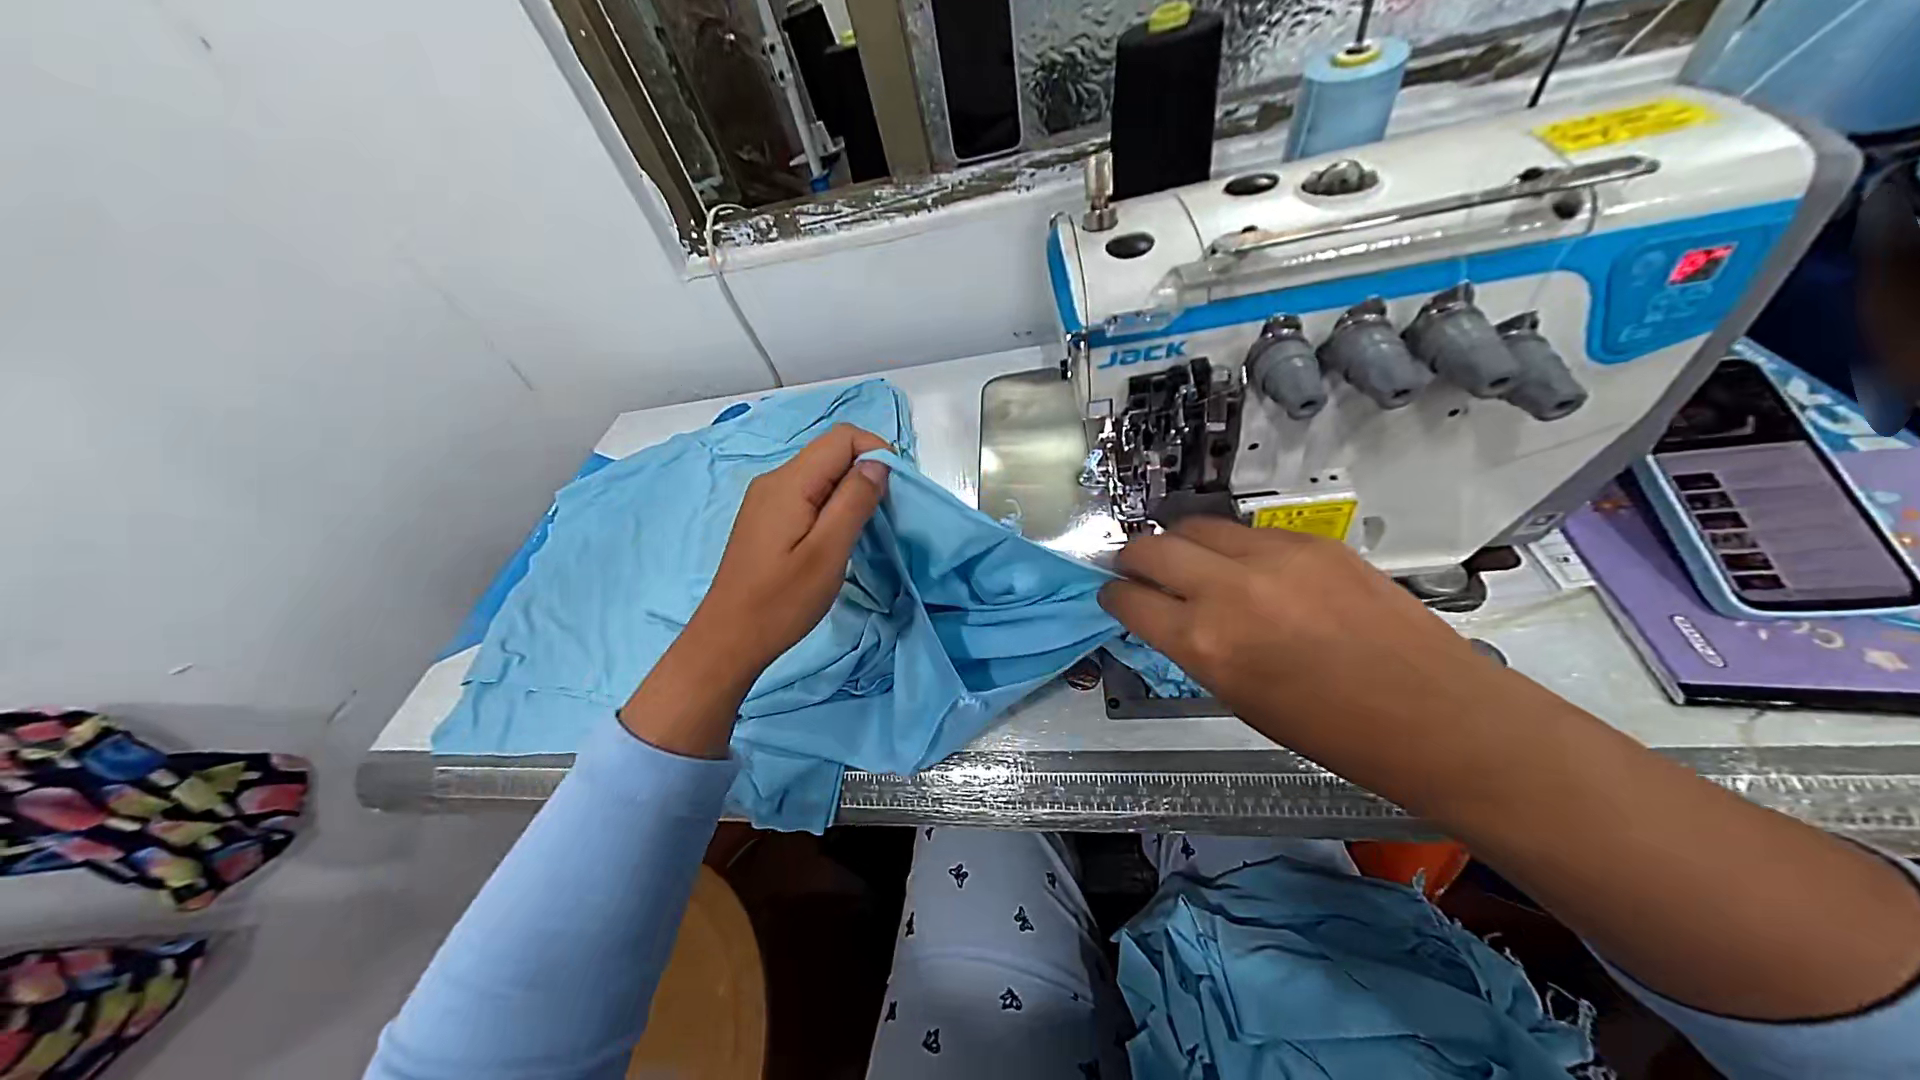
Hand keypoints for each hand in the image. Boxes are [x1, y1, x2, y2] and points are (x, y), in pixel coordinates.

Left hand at [695, 423, 892, 672]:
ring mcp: (768, 499)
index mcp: (789, 482)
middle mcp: (775, 480)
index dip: (877, 452)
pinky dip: (833, 505)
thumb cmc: (781, 602)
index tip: (896, 491)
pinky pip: (808, 494)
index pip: (842, 438)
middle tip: (884, 515)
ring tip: (864, 529)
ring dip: (851, 491)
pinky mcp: (767, 518)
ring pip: (821, 474)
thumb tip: (878, 464)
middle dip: (866, 472)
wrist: (729, 639)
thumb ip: (854, 501)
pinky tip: (838, 537)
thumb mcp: (827, 552)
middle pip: (831, 452)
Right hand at [1106, 518, 1919, 1022]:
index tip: (1115, 597)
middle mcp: (1228, 590)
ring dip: (1180, 543)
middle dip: (1132, 559)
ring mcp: (1274, 557)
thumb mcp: (1238, 698)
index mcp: (1203, 645)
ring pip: (1195, 525)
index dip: (1112, 596)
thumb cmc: (1329, 731)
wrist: (1437, 716)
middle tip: (1139, 572)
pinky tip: (1249, 567)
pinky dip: (1233, 546)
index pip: (1127, 598)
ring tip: (1192, 563)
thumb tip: (1166, 615)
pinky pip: (1249, 530)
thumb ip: (1193, 648)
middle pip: (1148, 547)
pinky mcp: (1314, 542)